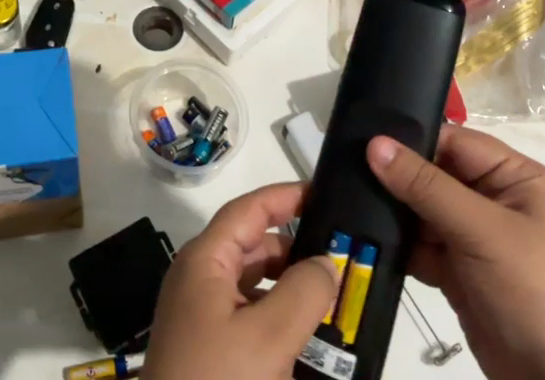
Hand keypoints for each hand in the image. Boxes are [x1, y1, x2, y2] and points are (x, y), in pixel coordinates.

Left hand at [141, 183, 342, 379]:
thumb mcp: (269, 336)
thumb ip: (305, 291)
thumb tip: (326, 261)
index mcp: (204, 261)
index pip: (248, 209)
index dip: (286, 197)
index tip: (326, 195)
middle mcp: (199, 279)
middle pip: (254, 247)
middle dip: (298, 249)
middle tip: (345, 258)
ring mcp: (201, 315)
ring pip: (254, 285)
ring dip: (292, 288)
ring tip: (337, 300)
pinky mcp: (208, 348)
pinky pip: (249, 318)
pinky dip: (280, 320)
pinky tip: (312, 341)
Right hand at [367, 129, 544, 379]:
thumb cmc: (539, 292)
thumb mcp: (484, 231)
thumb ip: (426, 186)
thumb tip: (375, 143)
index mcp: (515, 178)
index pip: (454, 141)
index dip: (410, 137)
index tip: (358, 136)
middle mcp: (494, 201)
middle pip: (433, 174)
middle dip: (393, 176)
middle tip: (342, 168)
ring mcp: (475, 239)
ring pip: (421, 211)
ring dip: (390, 212)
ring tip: (344, 201)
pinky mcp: (459, 272)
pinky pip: (419, 246)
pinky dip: (396, 245)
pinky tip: (362, 237)